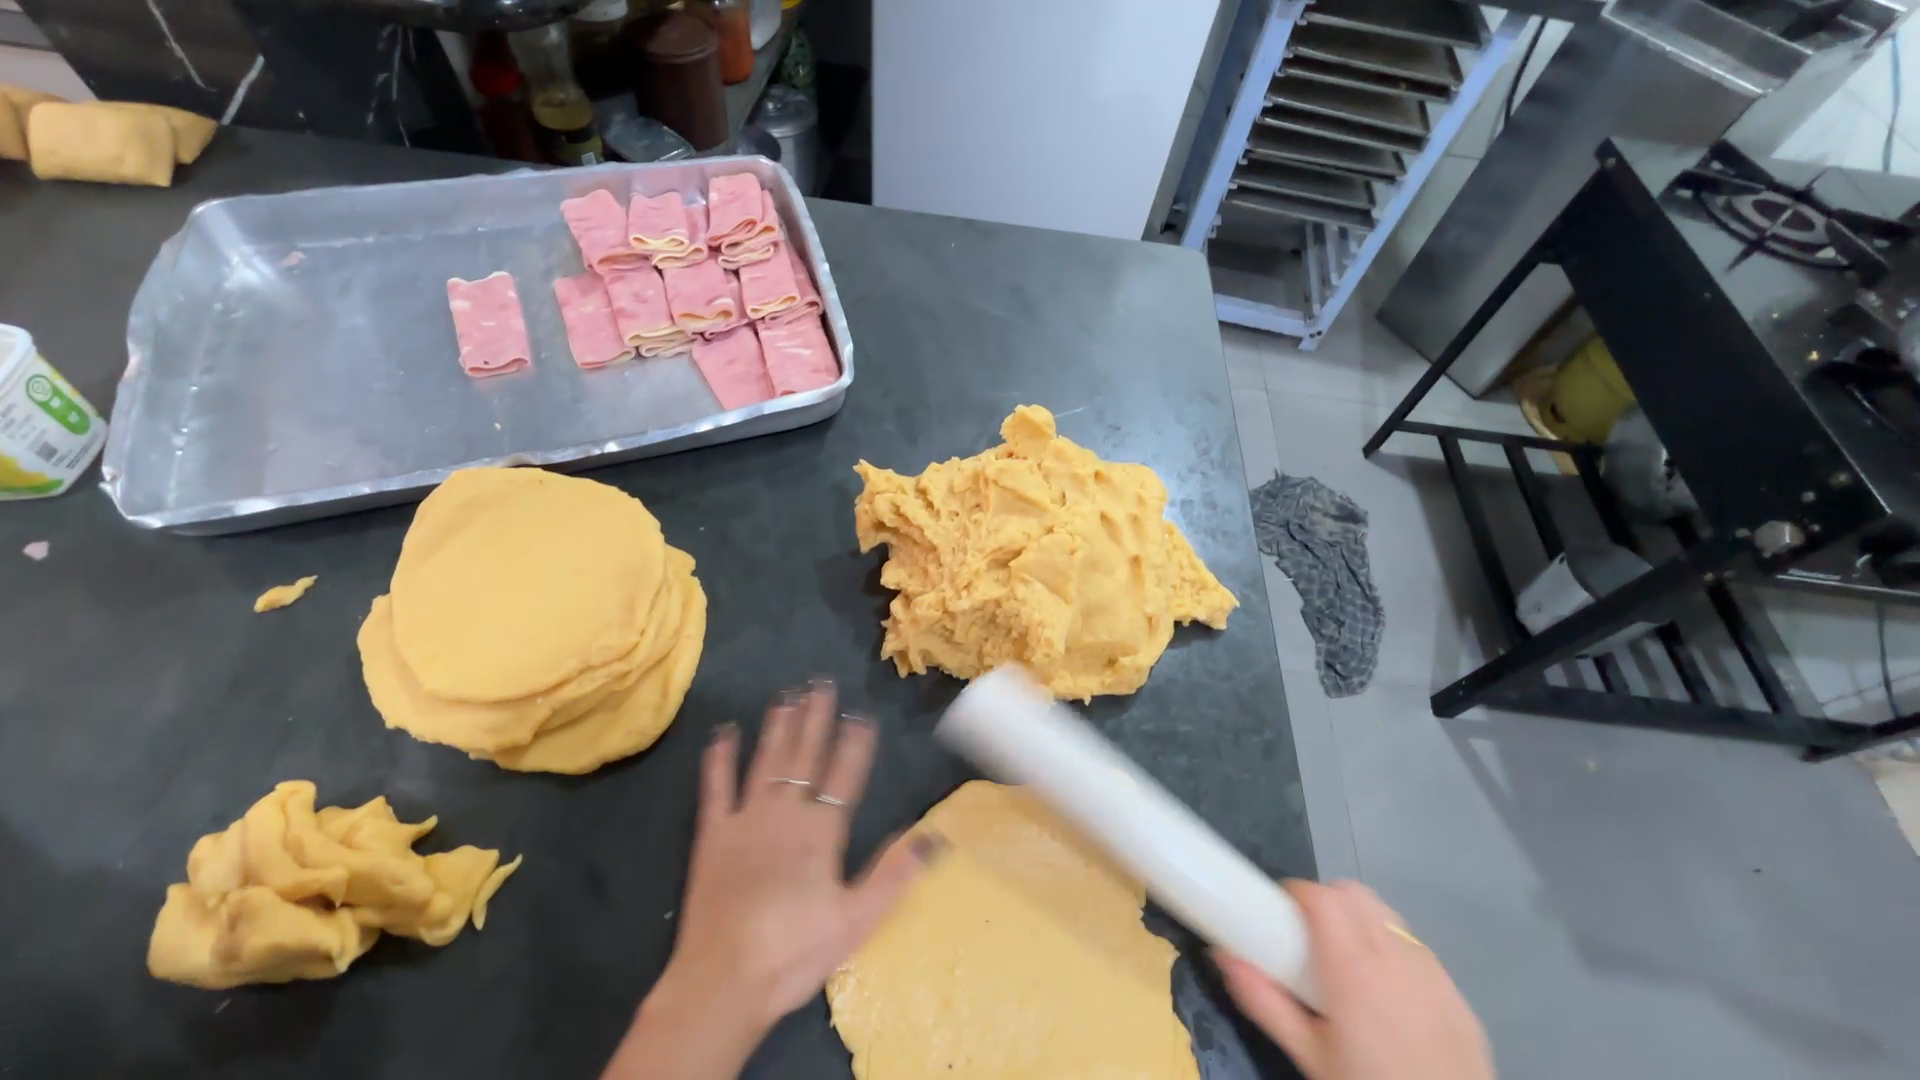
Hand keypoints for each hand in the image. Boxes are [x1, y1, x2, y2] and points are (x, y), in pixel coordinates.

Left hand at [602, 681, 940, 1079]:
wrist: (723, 980)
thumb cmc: (795, 952)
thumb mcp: (857, 919)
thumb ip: (894, 873)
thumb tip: (934, 834)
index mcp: (821, 834)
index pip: (845, 776)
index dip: (854, 743)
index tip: (861, 713)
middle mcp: (785, 815)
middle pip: (805, 758)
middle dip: (816, 719)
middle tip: (821, 684)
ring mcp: (745, 821)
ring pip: (766, 762)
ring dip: (777, 728)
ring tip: (786, 696)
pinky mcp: (712, 835)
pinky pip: (715, 787)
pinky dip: (719, 759)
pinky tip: (723, 733)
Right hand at [1217, 880, 1494, 1079]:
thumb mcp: (1308, 1054)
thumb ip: (1264, 1001)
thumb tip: (1223, 955)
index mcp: (1352, 965)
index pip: (1320, 896)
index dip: (1294, 892)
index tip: (1277, 911)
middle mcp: (1393, 953)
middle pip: (1352, 892)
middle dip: (1323, 899)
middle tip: (1303, 934)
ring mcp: (1429, 968)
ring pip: (1385, 912)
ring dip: (1357, 916)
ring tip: (1342, 956)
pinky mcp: (1453, 988)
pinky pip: (1412, 943)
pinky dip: (1388, 944)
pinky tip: (1383, 986)